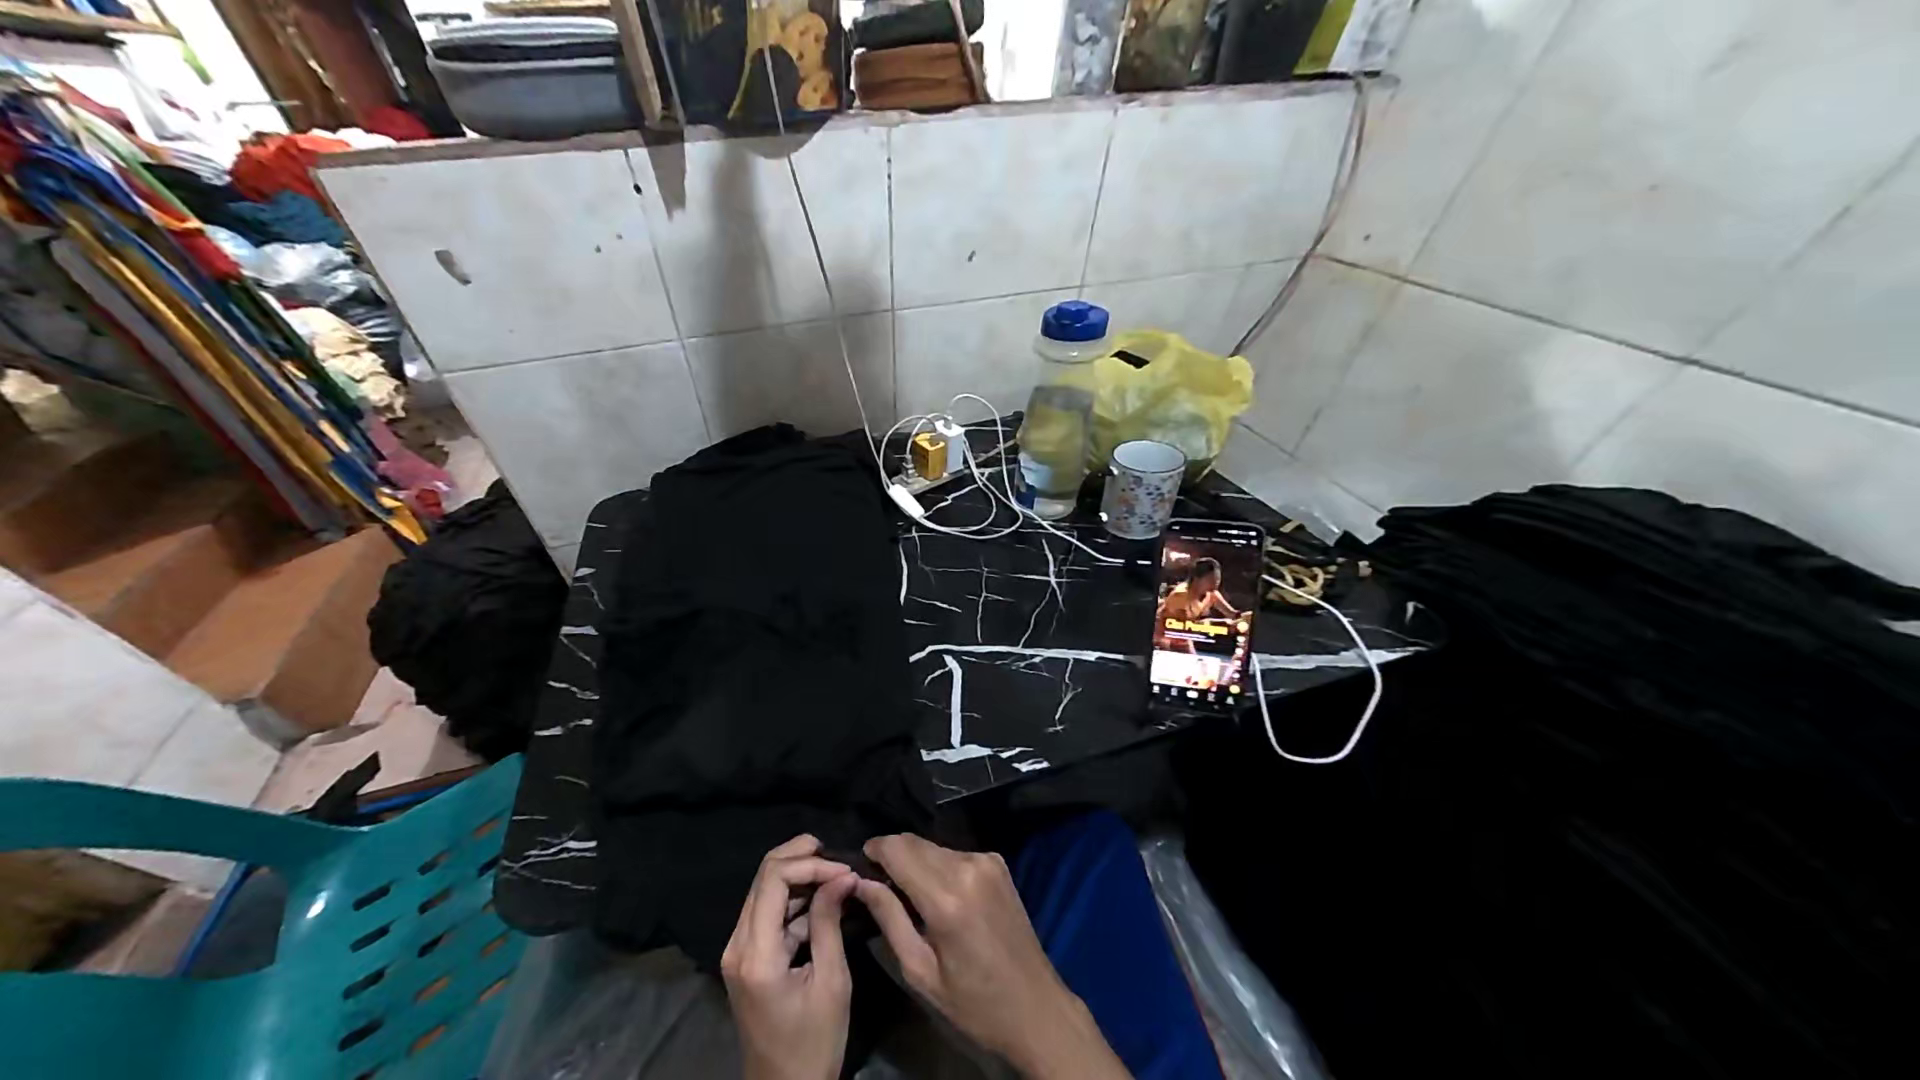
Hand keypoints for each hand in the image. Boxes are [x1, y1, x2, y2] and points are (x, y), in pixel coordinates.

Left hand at [722, 835, 858, 1079]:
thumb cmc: (814, 1043)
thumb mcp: (831, 982)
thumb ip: (830, 922)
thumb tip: (843, 875)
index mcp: (755, 952)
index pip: (772, 878)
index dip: (810, 864)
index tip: (846, 872)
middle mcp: (738, 944)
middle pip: (764, 877)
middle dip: (803, 860)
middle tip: (841, 862)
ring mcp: (739, 951)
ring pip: (765, 891)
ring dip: (802, 878)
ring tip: (840, 879)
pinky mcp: (748, 959)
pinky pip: (769, 913)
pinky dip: (797, 901)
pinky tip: (826, 902)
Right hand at [855, 835, 1129, 1078]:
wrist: (1036, 1006)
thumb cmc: (974, 1002)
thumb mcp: (920, 972)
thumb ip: (889, 919)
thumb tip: (861, 882)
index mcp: (947, 897)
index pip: (897, 849)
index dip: (873, 850)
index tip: (858, 865)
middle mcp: (968, 866)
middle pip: (915, 842)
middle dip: (892, 855)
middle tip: (877, 883)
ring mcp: (987, 861)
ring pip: (934, 846)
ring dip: (915, 861)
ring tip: (906, 893)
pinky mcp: (999, 863)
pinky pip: (955, 854)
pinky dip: (938, 866)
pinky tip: (938, 894)